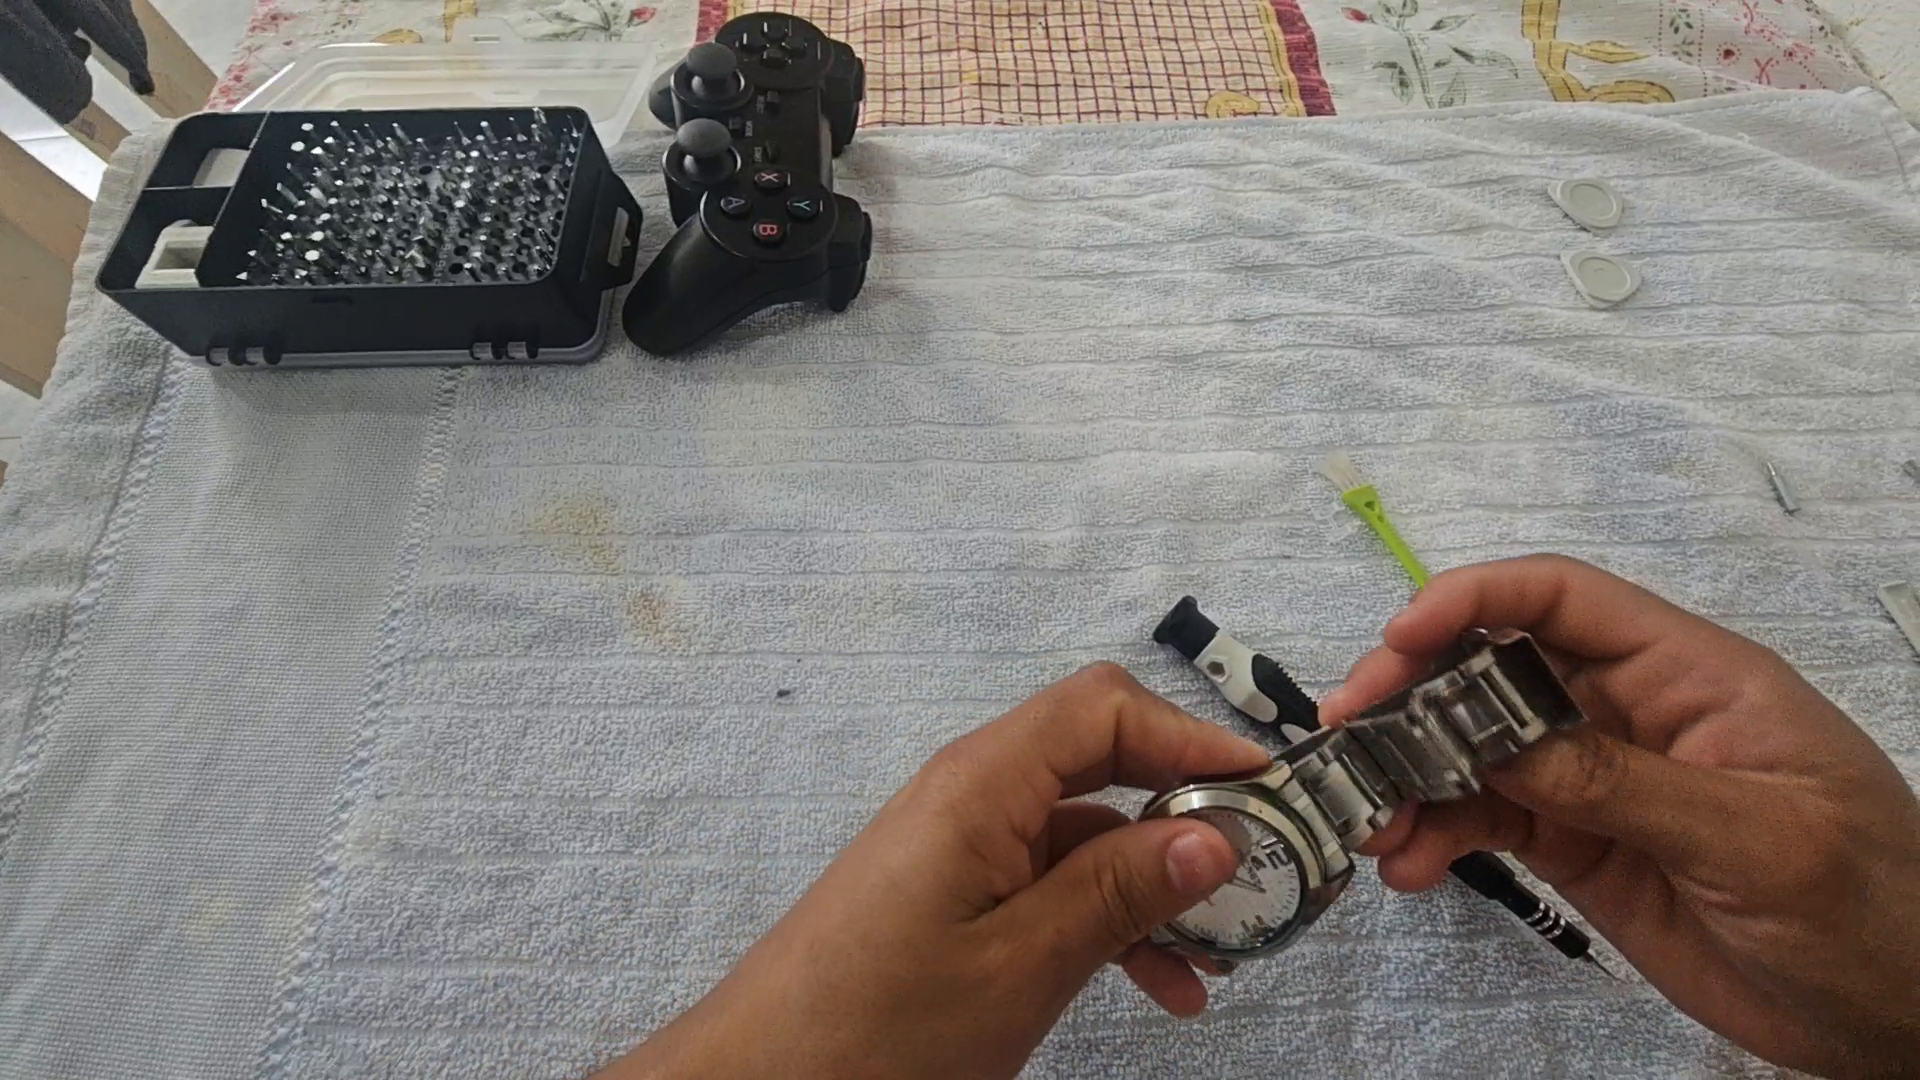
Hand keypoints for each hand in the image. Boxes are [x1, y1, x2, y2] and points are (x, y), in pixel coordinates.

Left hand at [598, 663, 1270, 1079]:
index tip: (1267, 786)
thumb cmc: (886, 1021)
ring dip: (1153, 869)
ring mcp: (969, 833)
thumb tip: (1216, 835)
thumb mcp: (1020, 963)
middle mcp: (978, 785)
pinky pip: (1051, 870)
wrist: (764, 1078)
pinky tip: (1159, 980)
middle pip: (1098, 752)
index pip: (1103, 707)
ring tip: (1221, 945)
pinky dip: (1108, 909)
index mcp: (986, 777)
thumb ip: (1118, 891)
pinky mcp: (962, 879)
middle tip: (1258, 856)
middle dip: (1181, 795)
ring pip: (1084, 821)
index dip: (1188, 735)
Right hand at [1321, 556, 1919, 1077]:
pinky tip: (1405, 868)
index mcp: (1677, 673)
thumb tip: (1487, 742)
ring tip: (1368, 820)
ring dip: (1401, 774)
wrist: (1900, 1032)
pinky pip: (1468, 814)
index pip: (1556, 598)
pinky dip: (1427, 834)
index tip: (1398, 635)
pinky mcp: (1551, 829)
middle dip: (1404, 691)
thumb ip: (1619, 783)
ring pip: (1457, 743)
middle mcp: (1609, 706)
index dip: (1470, 598)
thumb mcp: (1758, 843)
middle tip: (1348, 728)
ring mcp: (1573, 769)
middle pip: (1480, 664)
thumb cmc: (1876, 916)